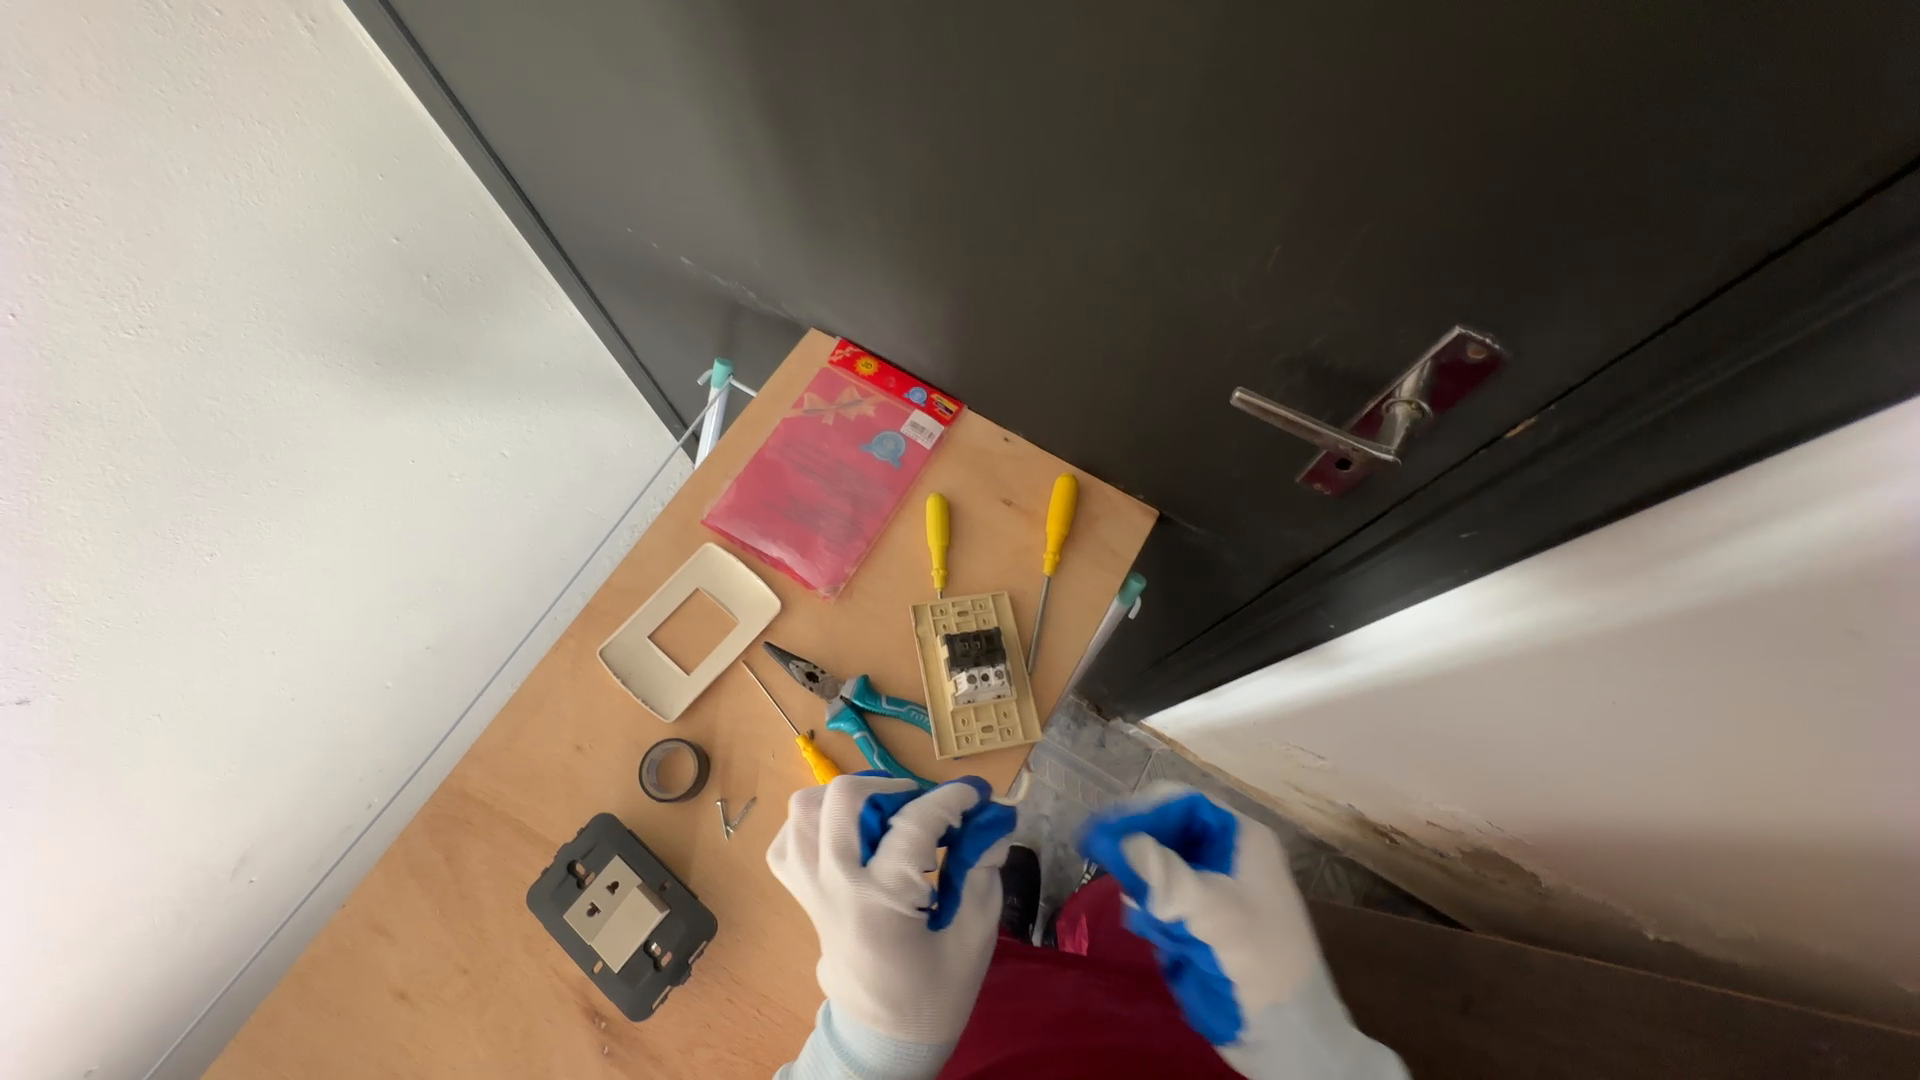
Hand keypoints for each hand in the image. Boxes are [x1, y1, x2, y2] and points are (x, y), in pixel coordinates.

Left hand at [768, 773, 1016, 1046]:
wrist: (883, 1037)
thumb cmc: (935, 991)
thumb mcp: (974, 936)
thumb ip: (982, 871)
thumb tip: (991, 820)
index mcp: (880, 902)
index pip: (912, 824)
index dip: (950, 799)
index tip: (975, 794)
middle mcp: (835, 886)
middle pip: (844, 799)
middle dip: (892, 788)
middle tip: (922, 806)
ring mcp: (809, 887)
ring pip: (805, 808)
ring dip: (847, 798)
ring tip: (883, 813)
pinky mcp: (798, 892)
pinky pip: (789, 837)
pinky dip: (815, 821)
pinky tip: (847, 833)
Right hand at [1079, 784, 1406, 1078]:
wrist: (1290, 1036)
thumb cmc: (1259, 962)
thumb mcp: (1214, 912)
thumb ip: (1166, 873)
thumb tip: (1121, 841)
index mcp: (1240, 837)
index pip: (1181, 802)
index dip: (1140, 810)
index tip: (1104, 832)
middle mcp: (1226, 852)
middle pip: (1166, 830)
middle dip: (1140, 851)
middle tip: (1109, 868)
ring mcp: (1215, 885)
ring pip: (1160, 864)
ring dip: (1145, 886)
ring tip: (1144, 914)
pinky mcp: (1202, 917)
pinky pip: (1164, 897)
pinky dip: (1152, 910)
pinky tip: (1152, 930)